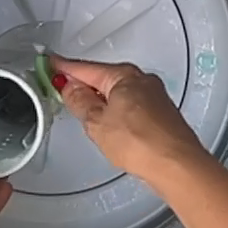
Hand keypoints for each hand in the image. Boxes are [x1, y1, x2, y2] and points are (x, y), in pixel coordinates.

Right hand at [50, 56, 208, 183]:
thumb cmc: (141, 142)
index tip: (51, 63)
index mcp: (124, 76)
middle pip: (104, 77)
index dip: (65, 67)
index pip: (86, 68)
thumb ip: (80, 102)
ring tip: (82, 108)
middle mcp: (142, 80)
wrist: (176, 163)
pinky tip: (110, 121)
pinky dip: (116, 108)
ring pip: (119, 91)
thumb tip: (70, 88)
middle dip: (83, 83)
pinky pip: (131, 103)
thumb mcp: (97, 122)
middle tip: (62, 85)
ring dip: (100, 98)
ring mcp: (154, 96)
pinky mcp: (160, 113)